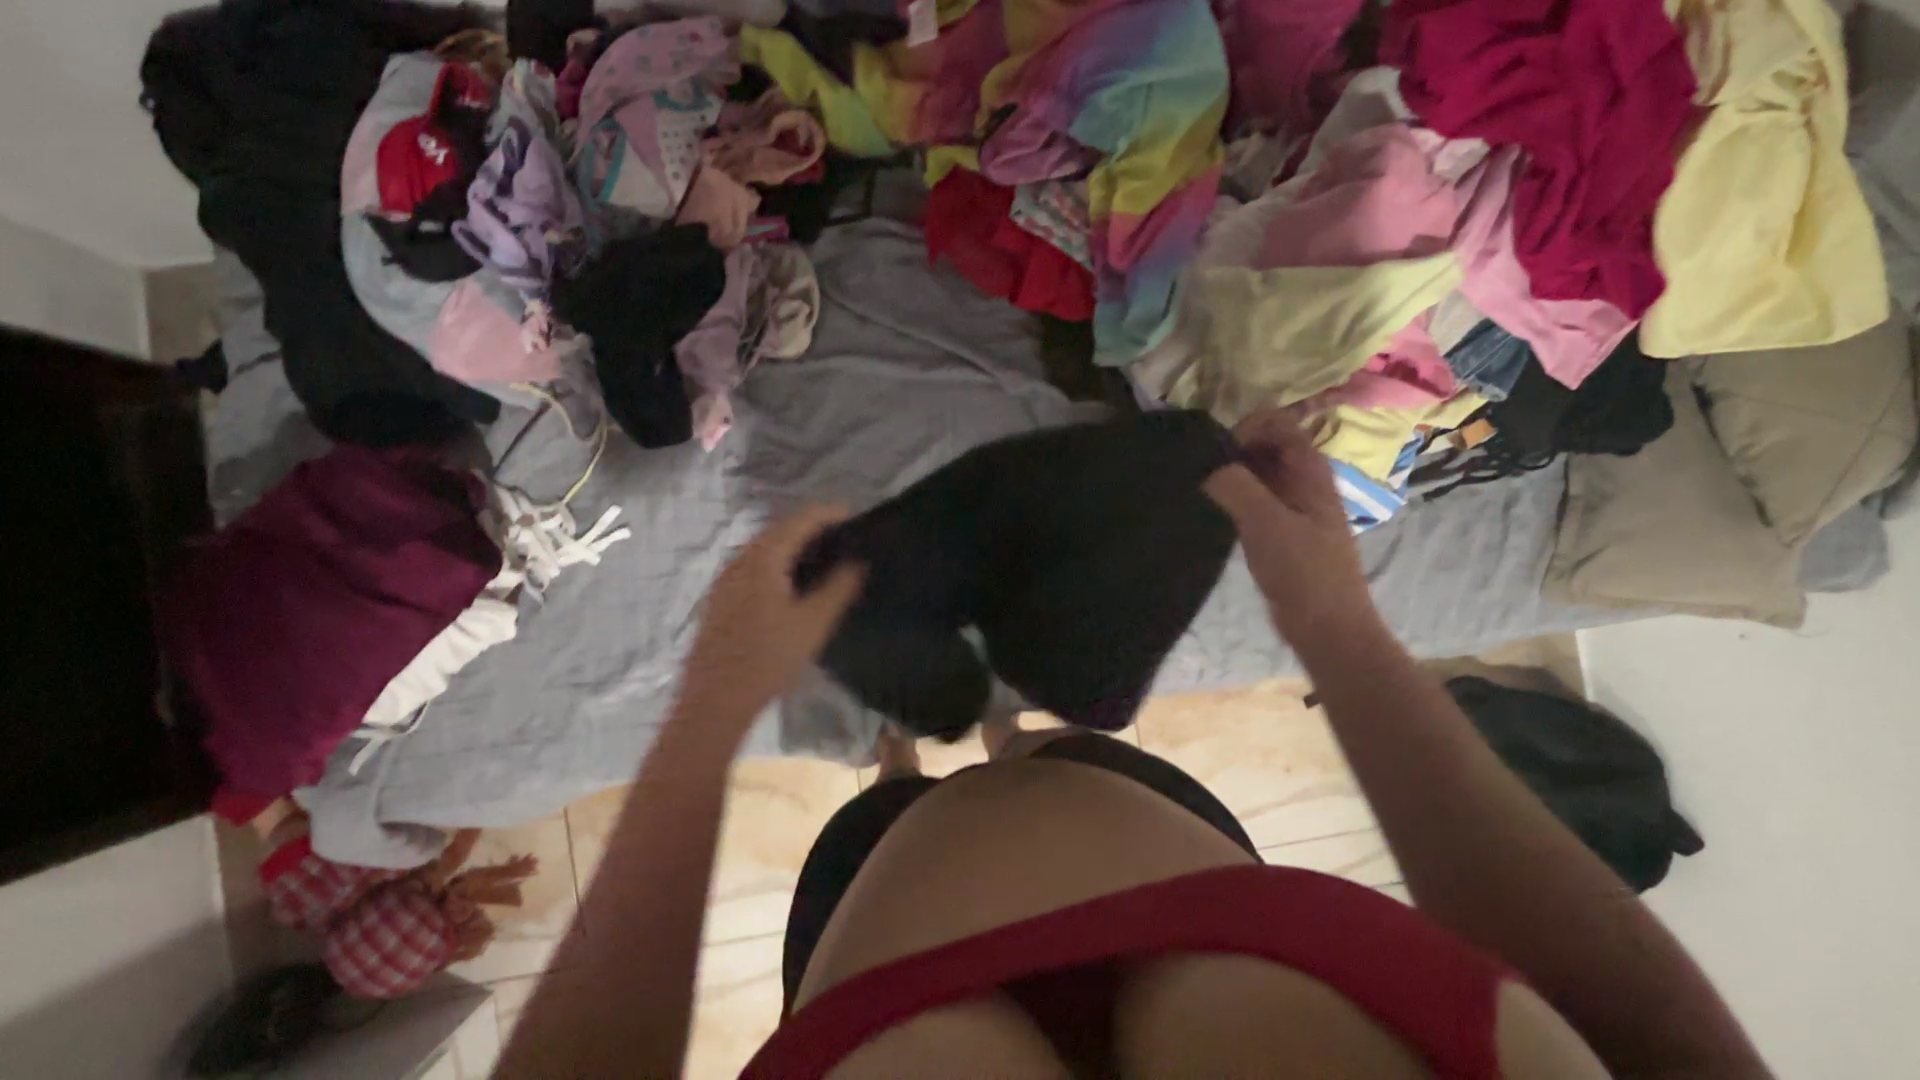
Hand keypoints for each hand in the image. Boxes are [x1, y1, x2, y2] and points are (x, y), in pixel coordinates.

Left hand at [673, 505, 866, 733]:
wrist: (713, 701)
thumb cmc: (767, 659)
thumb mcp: (813, 624)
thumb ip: (839, 588)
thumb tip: (858, 562)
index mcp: (763, 558)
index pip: (799, 520)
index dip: (829, 514)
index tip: (857, 519)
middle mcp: (739, 560)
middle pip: (779, 530)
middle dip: (811, 529)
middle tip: (844, 540)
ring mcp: (724, 580)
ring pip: (763, 550)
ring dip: (793, 548)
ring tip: (824, 561)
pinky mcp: (719, 601)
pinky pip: (752, 568)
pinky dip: (777, 566)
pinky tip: (792, 588)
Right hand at [1203, 409, 1380, 649]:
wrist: (1328, 629)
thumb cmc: (1304, 573)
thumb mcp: (1267, 524)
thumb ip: (1236, 486)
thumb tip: (1205, 470)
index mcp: (1310, 470)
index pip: (1276, 422)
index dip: (1243, 429)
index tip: (1215, 458)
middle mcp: (1303, 481)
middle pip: (1264, 445)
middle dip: (1231, 451)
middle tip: (1200, 476)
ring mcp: (1292, 507)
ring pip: (1256, 474)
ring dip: (1228, 477)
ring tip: (1199, 493)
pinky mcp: (1280, 532)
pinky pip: (1252, 500)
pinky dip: (1232, 500)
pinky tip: (1212, 516)